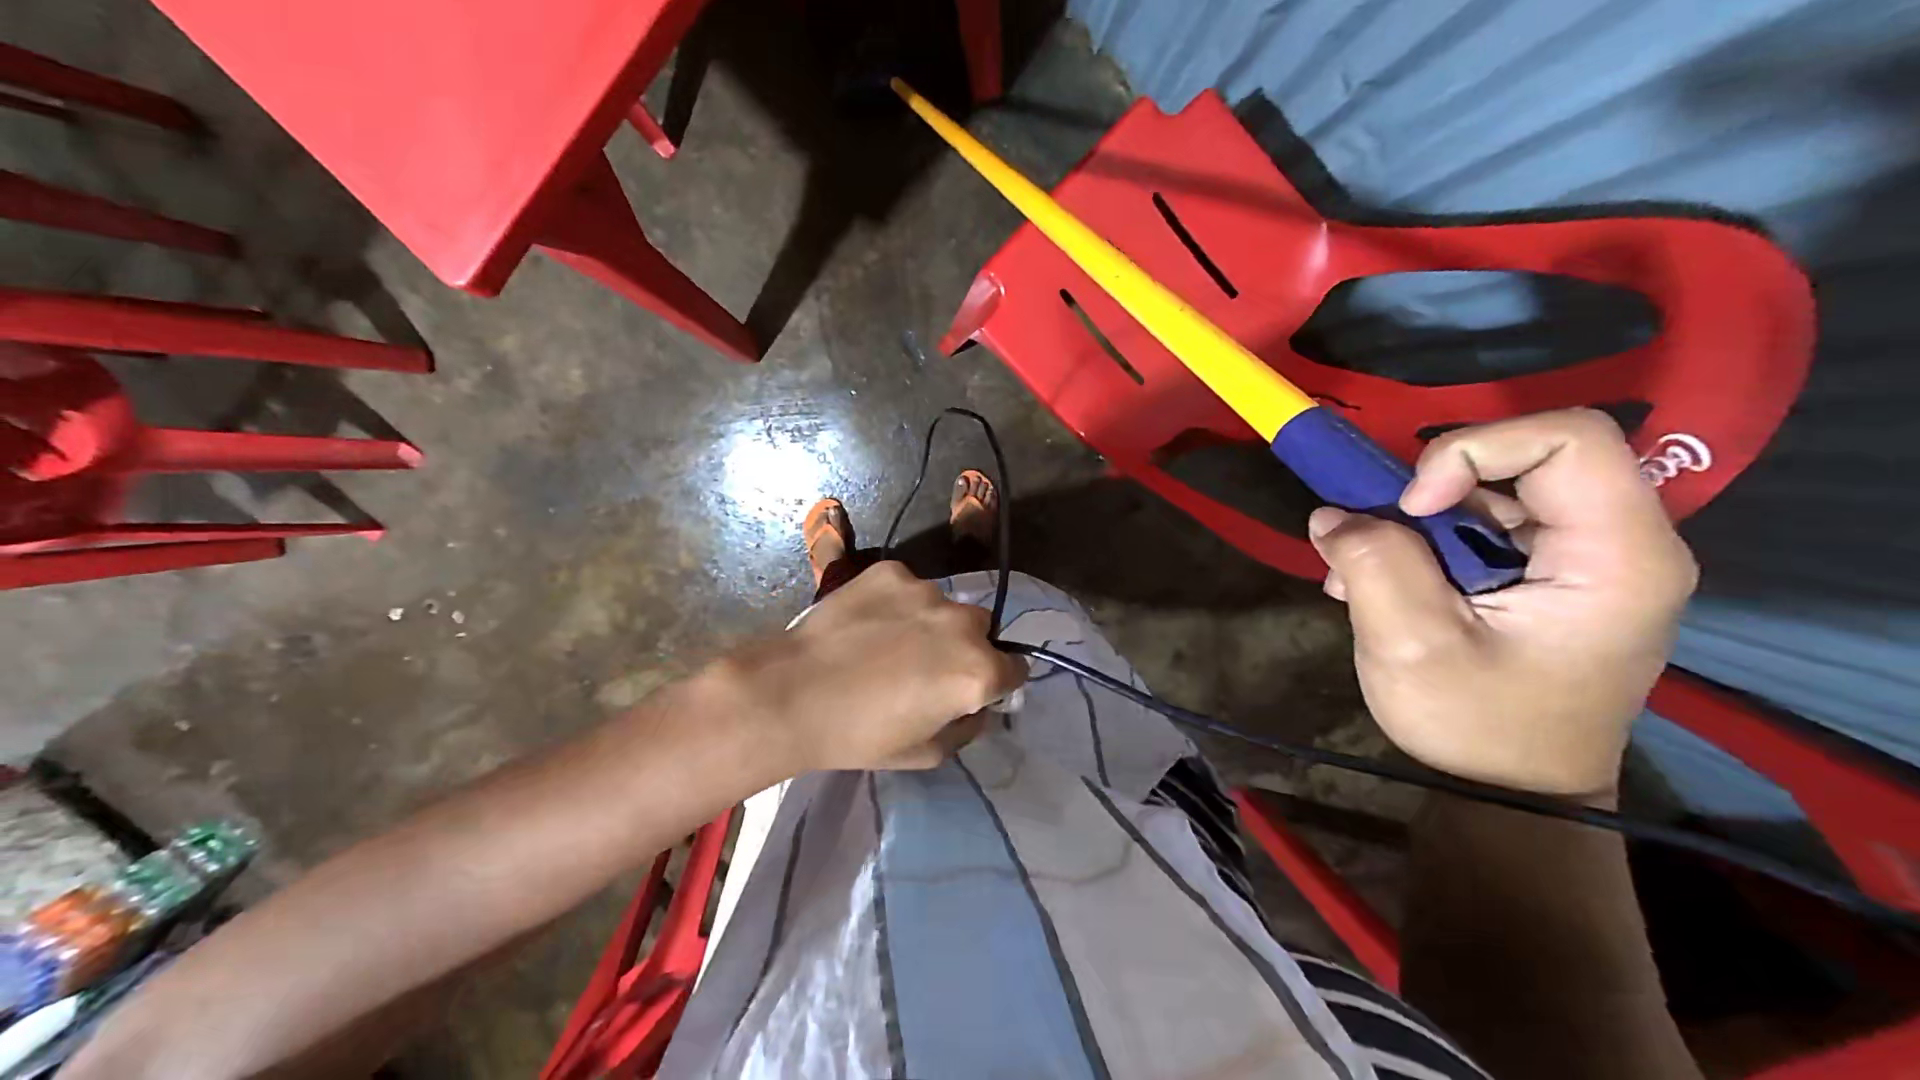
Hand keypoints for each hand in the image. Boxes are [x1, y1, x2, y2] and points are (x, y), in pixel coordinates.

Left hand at [711, 562, 1027, 772]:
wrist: (791, 693)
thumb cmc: (860, 735)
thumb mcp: (927, 754)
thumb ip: (968, 728)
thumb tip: (979, 708)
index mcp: (978, 671)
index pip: (1016, 668)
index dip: (996, 682)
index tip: (972, 690)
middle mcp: (962, 623)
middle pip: (981, 631)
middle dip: (964, 648)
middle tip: (925, 667)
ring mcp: (926, 591)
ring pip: (943, 606)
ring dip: (930, 623)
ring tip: (888, 643)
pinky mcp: (891, 571)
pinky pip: (908, 587)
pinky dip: (897, 603)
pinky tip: (867, 623)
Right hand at [1308, 409, 1696, 795]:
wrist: (1510, 794)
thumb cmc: (1478, 728)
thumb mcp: (1411, 646)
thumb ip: (1372, 563)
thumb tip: (1334, 514)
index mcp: (1616, 556)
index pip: (1568, 438)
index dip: (1474, 451)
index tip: (1414, 508)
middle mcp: (1615, 544)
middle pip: (1520, 461)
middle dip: (1425, 494)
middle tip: (1367, 542)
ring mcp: (1579, 561)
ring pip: (1485, 494)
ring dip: (1408, 525)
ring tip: (1355, 576)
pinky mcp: (1542, 577)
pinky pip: (1476, 528)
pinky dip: (1416, 544)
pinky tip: (1375, 586)